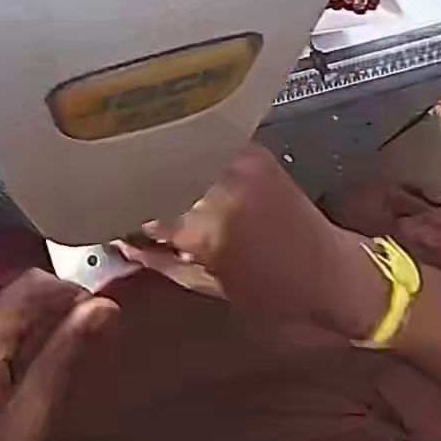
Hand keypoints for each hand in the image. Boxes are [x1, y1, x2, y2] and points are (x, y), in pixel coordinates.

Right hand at [135, 143, 382, 339]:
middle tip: (117, 189)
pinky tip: (177, 165)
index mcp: (205, 230)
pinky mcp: (255, 152)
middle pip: (155, 171)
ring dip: (159, 164)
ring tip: (144, 176)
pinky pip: (205, 146)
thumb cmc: (269, 294)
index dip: (118, 208)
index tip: (106, 210)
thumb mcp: (204, 285)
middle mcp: (220, 188)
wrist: (334, 275)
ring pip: (178, 152)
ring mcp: (240, 163)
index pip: (139, 206)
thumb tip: (118, 238)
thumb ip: (155, 259)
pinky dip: (187, 156)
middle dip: (133, 181)